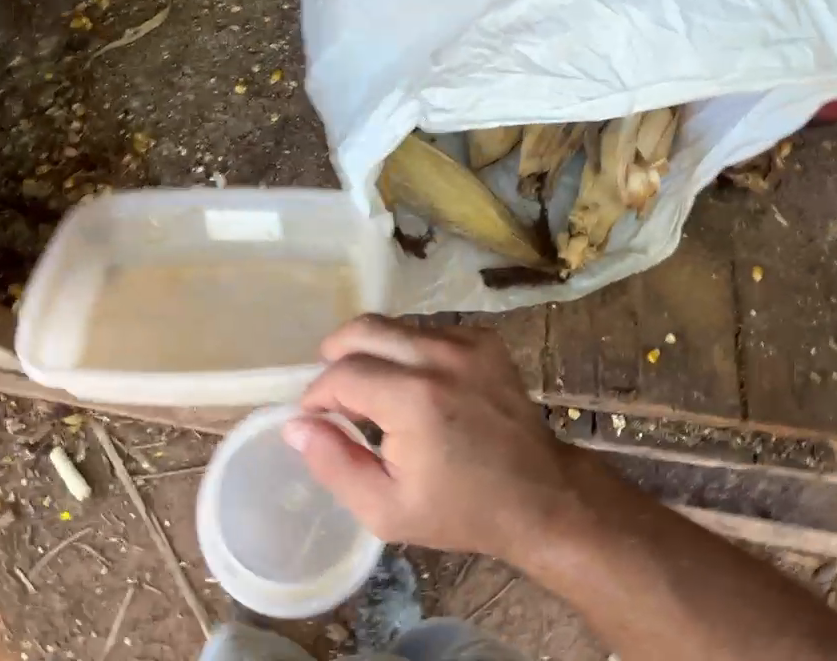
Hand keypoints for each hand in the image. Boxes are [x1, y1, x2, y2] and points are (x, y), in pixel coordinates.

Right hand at [283, 315, 580, 561]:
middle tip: (334, 392)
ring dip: (374, 353)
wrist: (541, 495)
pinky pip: (427, 331)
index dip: (319, 395)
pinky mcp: (484, 339)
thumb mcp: (385, 508)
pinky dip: (409, 352)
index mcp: (414, 399)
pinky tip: (417, 386)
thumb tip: (296, 425)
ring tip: (377, 394)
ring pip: (395, 327)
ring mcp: (466, 342)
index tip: (317, 418)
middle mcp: (439, 356)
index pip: (342, 373)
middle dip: (337, 355)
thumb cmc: (460, 509)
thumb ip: (333, 463)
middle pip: (364, 328)